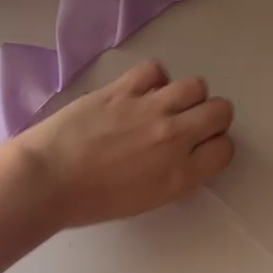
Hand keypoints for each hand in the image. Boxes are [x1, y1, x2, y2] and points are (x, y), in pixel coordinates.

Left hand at [2, 60, 234, 230]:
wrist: (48, 180)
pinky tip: (139, 93)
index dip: (215, 147)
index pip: (224, 149)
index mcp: (180, 175)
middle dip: (209, 117)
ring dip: (186, 96)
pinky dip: (154, 80)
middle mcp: (173, 138)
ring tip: (164, 107)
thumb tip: (181, 157)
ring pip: (196, 85)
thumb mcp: (145, 201)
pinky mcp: (123, 88)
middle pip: (220, 111)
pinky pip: (156, 70)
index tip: (199, 150)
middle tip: (187, 126)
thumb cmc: (91, 202)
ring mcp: (150, 108)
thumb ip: (172, 177)